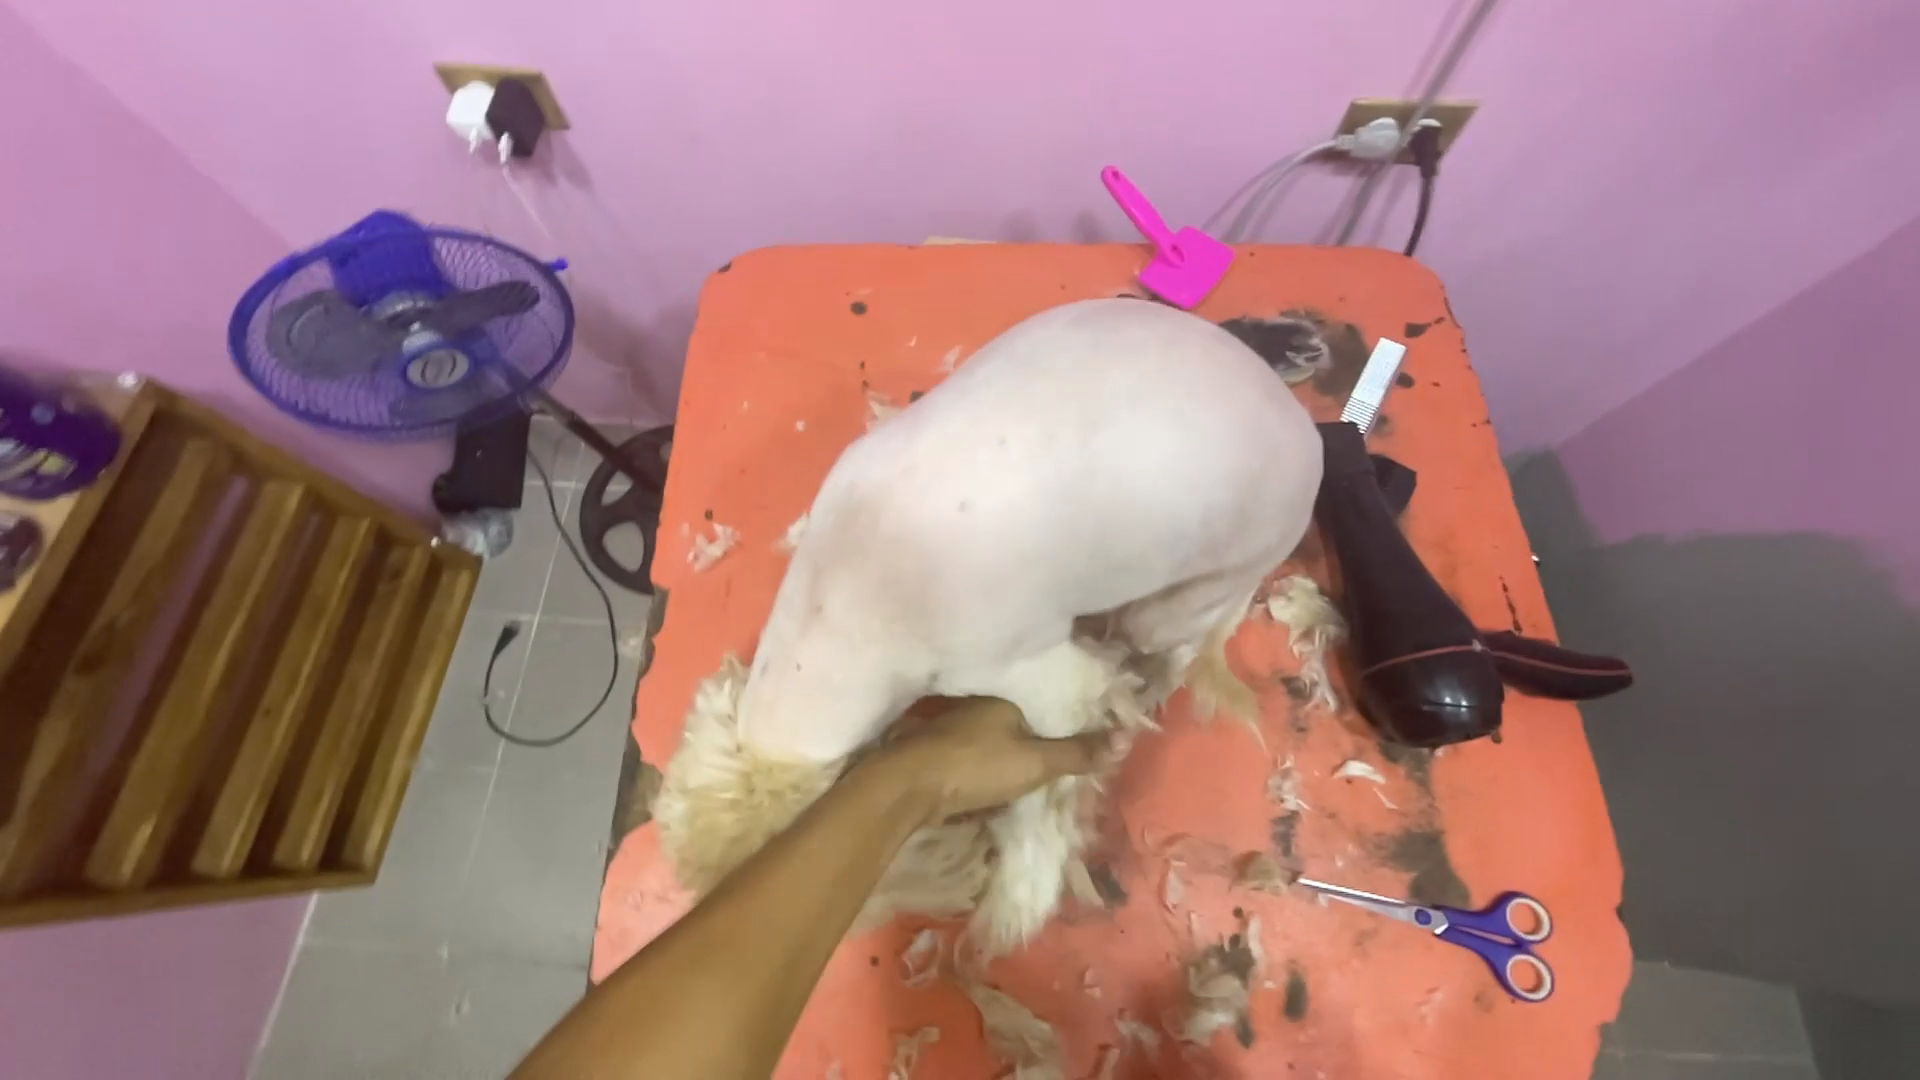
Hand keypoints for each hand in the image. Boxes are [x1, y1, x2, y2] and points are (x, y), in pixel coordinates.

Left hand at [871, 697, 1113, 824]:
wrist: (908, 786)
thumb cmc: (976, 766)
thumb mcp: (1035, 763)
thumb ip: (1076, 753)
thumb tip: (1124, 738)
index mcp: (1004, 698)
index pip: (1044, 705)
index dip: (1062, 725)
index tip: (1079, 747)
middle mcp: (978, 705)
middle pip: (1017, 723)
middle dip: (1034, 741)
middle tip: (1059, 766)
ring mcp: (954, 727)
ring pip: (994, 740)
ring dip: (1009, 756)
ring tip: (1033, 777)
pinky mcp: (938, 751)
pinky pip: (975, 757)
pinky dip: (987, 768)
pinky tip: (996, 783)